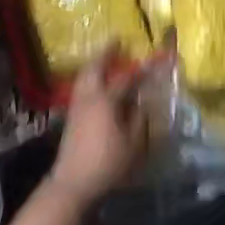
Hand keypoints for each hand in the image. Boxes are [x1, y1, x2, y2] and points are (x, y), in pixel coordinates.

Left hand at [48, 57, 148, 203]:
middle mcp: (89, 97)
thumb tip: (140, 104)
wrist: (73, 182)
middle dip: (105, 52)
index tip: (153, 59)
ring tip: (105, 59)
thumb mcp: (133, 143)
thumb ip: (139, 119)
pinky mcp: (71, 117)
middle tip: (116, 41)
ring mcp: (77, 106)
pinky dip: (89, 78)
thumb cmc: (107, 162)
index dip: (141, 69)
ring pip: (84, 77)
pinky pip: (81, 88)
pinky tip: (97, 84)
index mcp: (106, 100)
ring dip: (95, 64)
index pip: (126, 78)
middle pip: (94, 67)